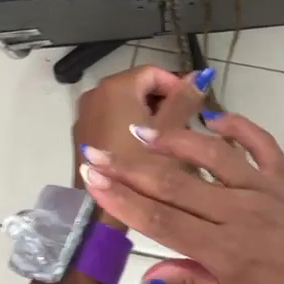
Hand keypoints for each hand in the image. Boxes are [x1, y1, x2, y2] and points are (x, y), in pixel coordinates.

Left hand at [72, 66, 212, 191]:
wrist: (100, 210)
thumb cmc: (141, 169)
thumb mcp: (172, 134)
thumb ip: (185, 101)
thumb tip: (200, 75)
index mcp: (116, 87)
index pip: (154, 72)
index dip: (178, 88)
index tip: (193, 112)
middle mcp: (95, 93)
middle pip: (139, 86)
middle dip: (164, 103)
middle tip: (184, 129)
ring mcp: (86, 115)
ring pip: (126, 105)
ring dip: (149, 117)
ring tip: (169, 142)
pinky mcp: (83, 134)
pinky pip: (112, 120)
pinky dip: (131, 128)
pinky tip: (146, 151)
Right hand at [77, 111, 283, 283]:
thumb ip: (192, 283)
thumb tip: (145, 276)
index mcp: (223, 251)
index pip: (161, 222)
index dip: (123, 200)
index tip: (93, 181)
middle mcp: (237, 213)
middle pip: (174, 186)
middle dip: (129, 168)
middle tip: (96, 152)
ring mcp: (262, 187)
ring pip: (210, 155)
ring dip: (173, 140)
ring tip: (141, 130)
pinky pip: (258, 141)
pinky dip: (235, 125)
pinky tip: (210, 119)